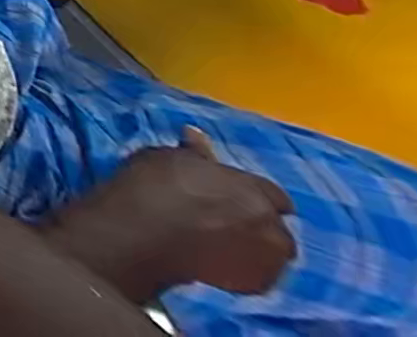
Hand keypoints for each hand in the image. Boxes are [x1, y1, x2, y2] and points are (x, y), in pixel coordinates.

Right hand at [43, 128, 295, 301]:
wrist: (143, 230)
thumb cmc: (152, 185)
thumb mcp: (167, 158)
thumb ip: (193, 154)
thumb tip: (195, 133)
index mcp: (255, 193)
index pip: (269, 190)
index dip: (246, 189)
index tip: (221, 188)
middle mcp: (274, 227)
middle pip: (273, 222)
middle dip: (252, 217)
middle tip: (217, 212)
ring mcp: (269, 260)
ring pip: (268, 248)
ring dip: (249, 240)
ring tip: (215, 235)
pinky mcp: (256, 283)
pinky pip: (256, 270)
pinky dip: (240, 261)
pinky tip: (214, 254)